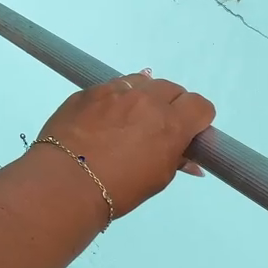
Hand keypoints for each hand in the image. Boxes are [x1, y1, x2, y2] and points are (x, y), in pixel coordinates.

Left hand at [34, 70, 213, 215]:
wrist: (68, 177)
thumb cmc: (120, 187)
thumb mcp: (158, 177)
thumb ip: (176, 158)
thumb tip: (189, 158)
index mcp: (169, 122)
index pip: (199, 105)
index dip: (197, 118)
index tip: (189, 130)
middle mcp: (143, 99)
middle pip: (169, 88)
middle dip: (171, 104)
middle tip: (160, 125)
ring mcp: (112, 91)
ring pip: (139, 80)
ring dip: (143, 95)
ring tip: (132, 118)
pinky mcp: (87, 90)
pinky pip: (110, 86)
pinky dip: (115, 98)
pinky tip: (105, 117)